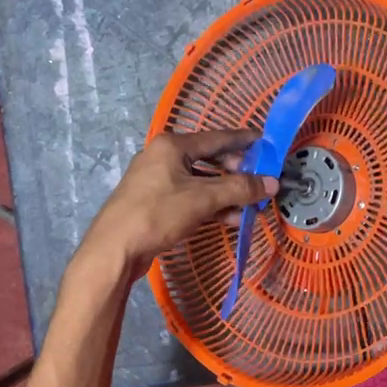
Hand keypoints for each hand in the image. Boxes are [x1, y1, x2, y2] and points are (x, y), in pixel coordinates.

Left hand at [76, 129, 277, 277]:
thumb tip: (273, 182)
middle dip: (237, 172)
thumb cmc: (157, 214)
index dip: (244, 140)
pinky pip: (190, 197)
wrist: (114, 249)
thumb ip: (240, 188)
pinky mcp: (155, 202)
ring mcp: (157, 180)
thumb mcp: (203, 199)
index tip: (267, 143)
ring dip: (226, 193)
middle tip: (260, 181)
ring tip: (250, 206)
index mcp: (172, 146)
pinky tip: (230, 218)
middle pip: (210, 159)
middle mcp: (163, 156)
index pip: (217, 137)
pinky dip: (210, 205)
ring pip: (201, 181)